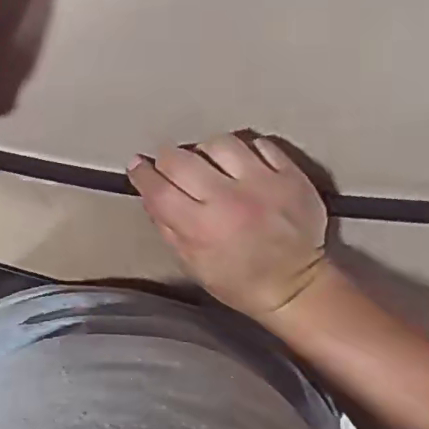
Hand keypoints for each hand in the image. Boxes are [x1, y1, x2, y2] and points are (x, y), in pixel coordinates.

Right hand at [127, 133, 329, 319]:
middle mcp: (228, 198)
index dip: (142, 175)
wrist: (292, 285)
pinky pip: (259, 144)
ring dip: (204, 150)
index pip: (159, 190)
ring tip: (205, 162)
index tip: (137, 167)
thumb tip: (151, 197)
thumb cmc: (236, 282)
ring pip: (220, 144)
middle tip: (166, 164)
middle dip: (167, 159)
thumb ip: (169, 230)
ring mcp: (262, 182)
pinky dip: (242, 151)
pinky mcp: (289, 174)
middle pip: (182, 160)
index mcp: (200, 228)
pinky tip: (238, 164)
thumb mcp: (192, 264)